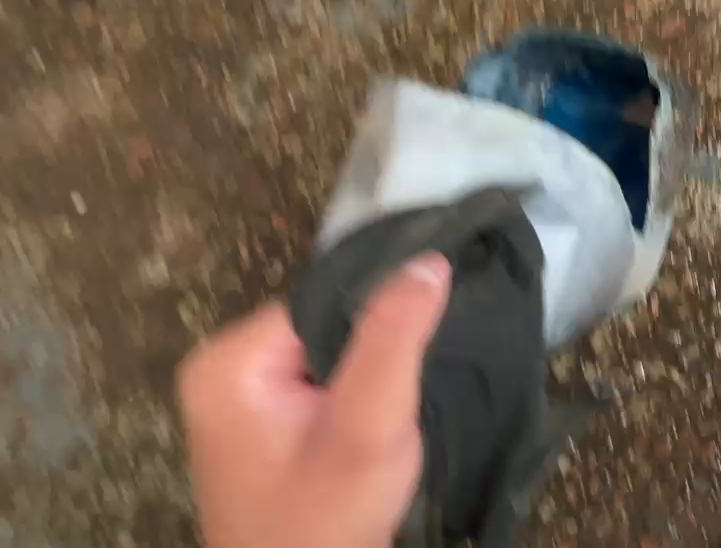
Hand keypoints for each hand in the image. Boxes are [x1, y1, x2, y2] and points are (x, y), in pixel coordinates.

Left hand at [178, 254, 450, 547]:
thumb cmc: (326, 513)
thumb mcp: (368, 423)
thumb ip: (394, 338)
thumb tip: (428, 260)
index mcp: (233, 360)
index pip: (336, 291)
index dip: (391, 305)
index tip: (438, 321)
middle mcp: (231, 363)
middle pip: (339, 310)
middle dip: (391, 329)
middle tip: (426, 360)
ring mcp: (250, 385)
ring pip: (345, 334)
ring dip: (387, 351)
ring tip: (418, 374)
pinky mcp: (277, 404)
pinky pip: (340, 358)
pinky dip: (375, 369)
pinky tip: (397, 390)